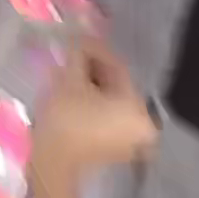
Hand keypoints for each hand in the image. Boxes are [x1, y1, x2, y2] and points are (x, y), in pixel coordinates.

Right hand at [29, 38, 157, 186]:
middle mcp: (144, 124)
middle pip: (117, 86)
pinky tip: (74, 96)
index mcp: (137, 108)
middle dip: (92, 68)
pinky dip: (94, 103)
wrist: (54, 160)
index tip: (76, 37)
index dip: (94, 49)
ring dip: (92, 85)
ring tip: (68, 74)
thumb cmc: (64, 118)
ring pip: (112, 101)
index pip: (117, 69)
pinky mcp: (120, 148)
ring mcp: (134, 140)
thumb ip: (78, 56)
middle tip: (69, 56)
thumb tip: (80, 36)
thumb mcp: (69, 81)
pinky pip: (110, 116)